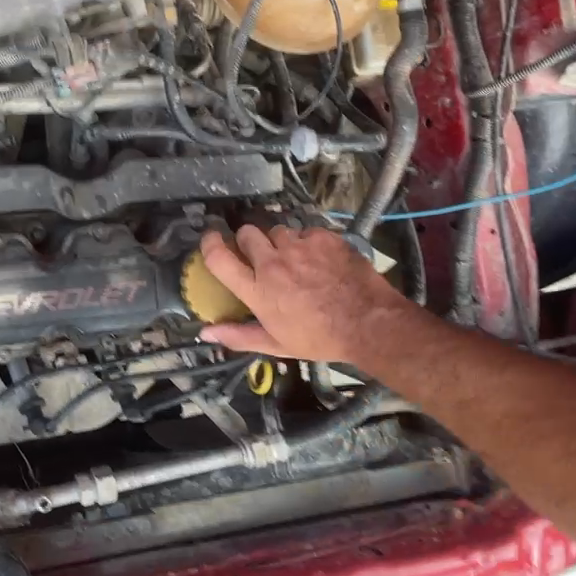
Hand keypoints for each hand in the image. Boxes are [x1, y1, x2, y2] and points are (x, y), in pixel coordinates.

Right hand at [198, 225, 426, 365]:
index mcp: (258, 290)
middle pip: (247, 233)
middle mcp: (273, 263)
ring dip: (281, 242)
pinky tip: (319, 259)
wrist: (370, 322)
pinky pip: (306, 231)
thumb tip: (205, 333)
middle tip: (262, 256)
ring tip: (295, 259)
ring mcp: (300, 246)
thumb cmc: (320, 338)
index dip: (209, 243)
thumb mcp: (277, 344)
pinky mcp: (323, 237)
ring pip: (278, 230)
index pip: (219, 257)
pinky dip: (308, 242)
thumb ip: (238, 336)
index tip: (211, 239)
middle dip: (250, 241)